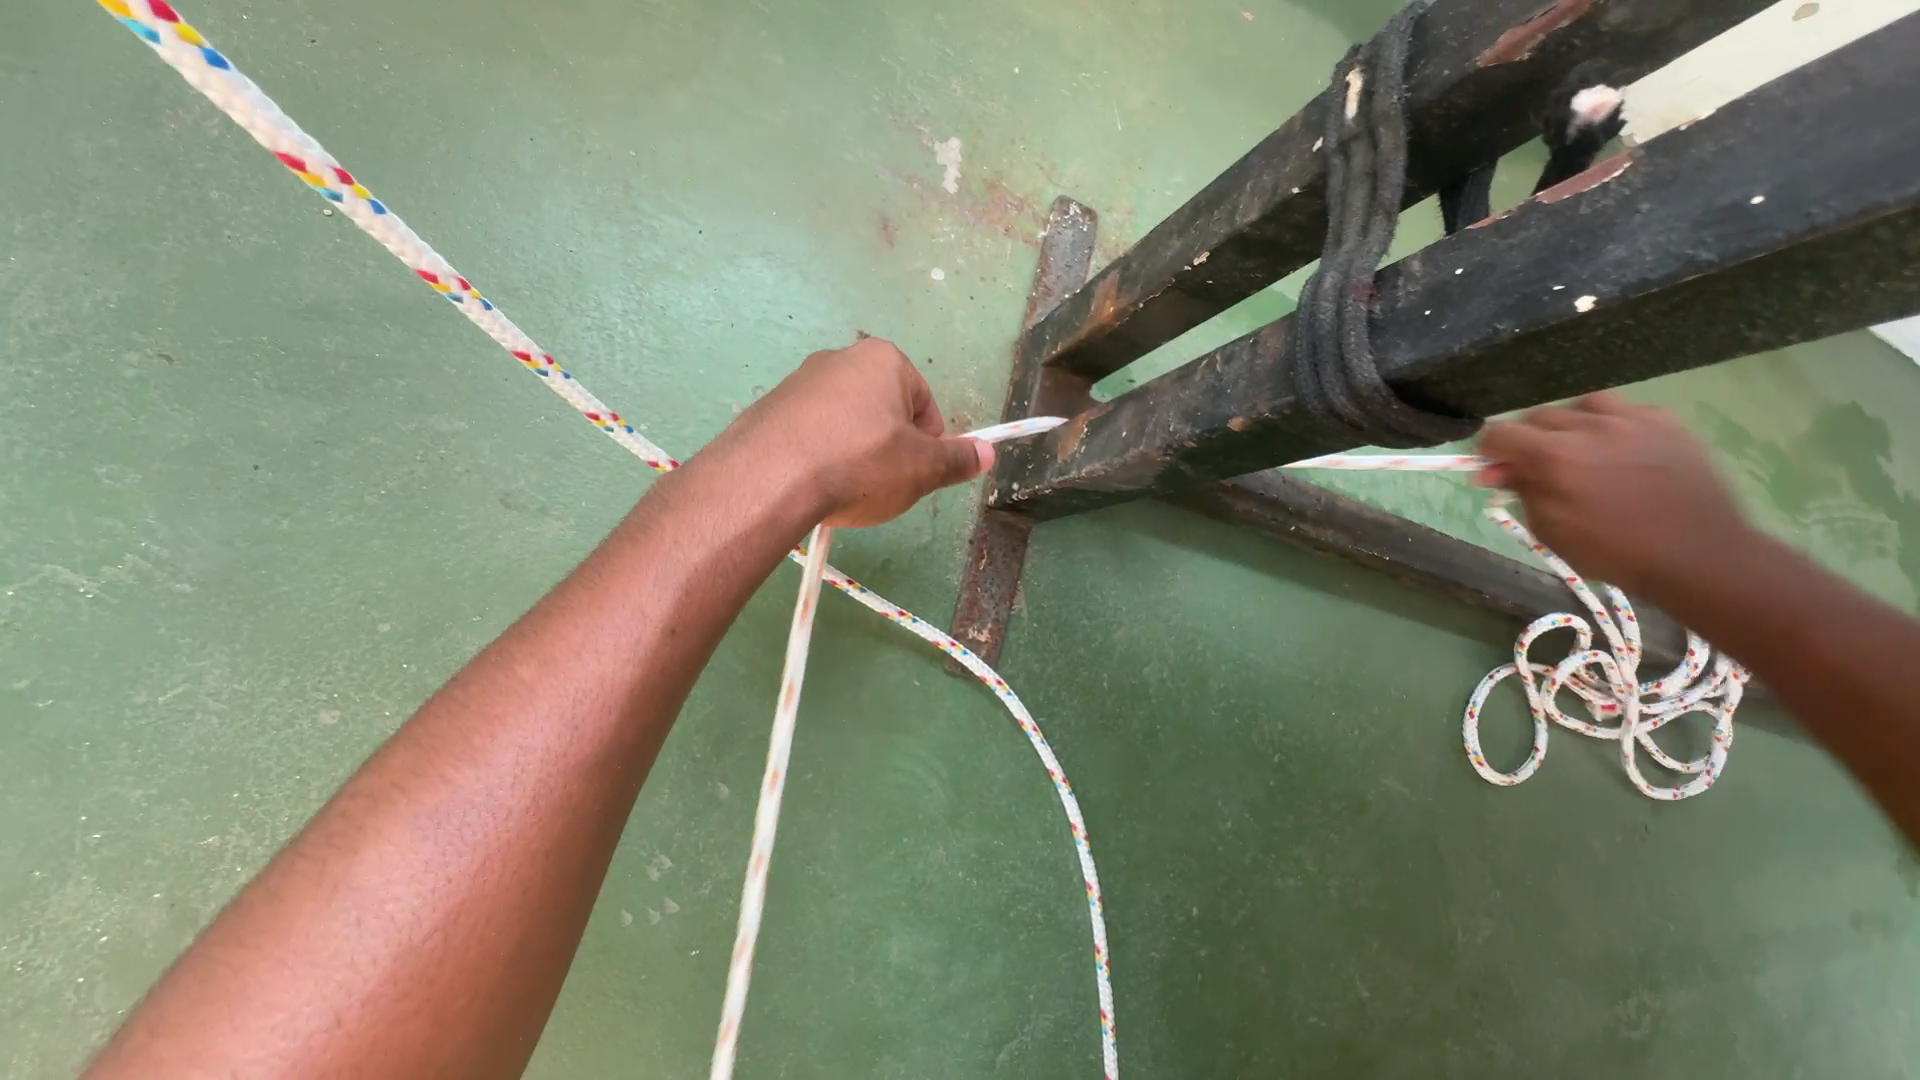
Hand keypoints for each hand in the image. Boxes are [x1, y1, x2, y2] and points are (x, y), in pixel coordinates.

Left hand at [708, 337, 992, 526]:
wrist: (770, 478)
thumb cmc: (860, 464)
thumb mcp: (922, 469)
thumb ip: (957, 460)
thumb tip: (988, 453)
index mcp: (884, 361)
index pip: (925, 404)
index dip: (929, 445)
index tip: (916, 474)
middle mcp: (840, 359)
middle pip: (884, 412)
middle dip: (890, 449)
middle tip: (882, 485)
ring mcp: (800, 382)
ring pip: (846, 425)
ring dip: (854, 455)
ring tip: (844, 490)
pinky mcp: (770, 408)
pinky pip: (810, 435)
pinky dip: (819, 458)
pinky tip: (813, 487)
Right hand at [1475, 393, 1752, 594]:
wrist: (1698, 555)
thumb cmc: (1613, 551)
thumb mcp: (1550, 529)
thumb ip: (1521, 491)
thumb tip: (1495, 470)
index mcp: (1555, 458)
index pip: (1499, 434)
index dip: (1488, 452)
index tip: (1494, 472)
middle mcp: (1590, 428)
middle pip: (1536, 416)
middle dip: (1525, 441)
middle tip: (1533, 469)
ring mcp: (1633, 421)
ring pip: (1580, 406)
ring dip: (1567, 426)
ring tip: (1576, 451)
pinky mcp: (1667, 423)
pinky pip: (1624, 409)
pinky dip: (1609, 424)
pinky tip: (1616, 448)